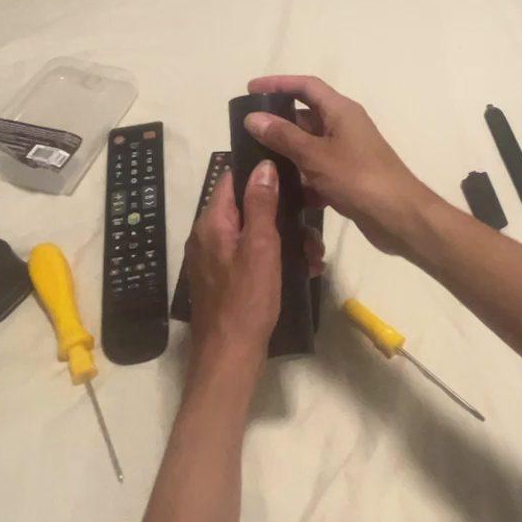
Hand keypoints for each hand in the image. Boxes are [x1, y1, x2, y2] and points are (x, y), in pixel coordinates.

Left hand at [180, 161, 325, 371]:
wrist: (230, 355)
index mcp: (212, 224)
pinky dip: (276, 258)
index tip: (291, 176)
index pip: (231, 180)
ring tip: (314, 255)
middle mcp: (208, 237)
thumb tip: (263, 166)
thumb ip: (261, 204)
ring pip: (255, 234)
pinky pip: (252, 256)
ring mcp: (215, 259)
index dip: (260, 174)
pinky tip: (303, 270)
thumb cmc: (247, 298)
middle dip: (283, 213)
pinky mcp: (225, 279)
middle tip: (312, 226)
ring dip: (286, 239)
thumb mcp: (261, 246)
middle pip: (248, 208)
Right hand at [242, 76, 446, 256]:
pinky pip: (318, 171)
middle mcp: (346, 126)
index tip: (250, 90)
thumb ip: (283, 136)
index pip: (306, 86)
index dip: (278, 83)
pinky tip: (280, 193)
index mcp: (341, 111)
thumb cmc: (358, 178)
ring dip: (287, 154)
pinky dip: (301, 179)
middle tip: (246, 134)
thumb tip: (253, 117)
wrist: (398, 216)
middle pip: (306, 116)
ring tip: (256, 163)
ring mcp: (348, 153)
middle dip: (278, 123)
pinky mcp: (348, 177)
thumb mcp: (315, 155)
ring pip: (310, 146)